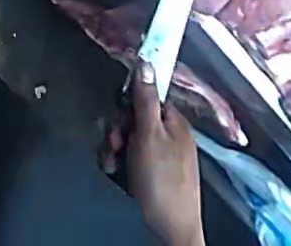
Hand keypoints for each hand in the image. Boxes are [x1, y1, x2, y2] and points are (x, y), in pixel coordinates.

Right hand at [129, 64, 205, 245]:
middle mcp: (173, 137)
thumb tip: (146, 62)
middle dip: (121, 131)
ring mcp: (167, 159)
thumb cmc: (162, 184)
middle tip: (115, 146)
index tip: (119, 120)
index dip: (129, 107)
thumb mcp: (149, 134)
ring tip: (115, 163)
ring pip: (135, 142)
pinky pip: (137, 161)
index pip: (148, 99)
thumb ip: (146, 98)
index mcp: (175, 122)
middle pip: (138, 121)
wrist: (172, 233)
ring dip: (119, 150)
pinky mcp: (159, 178)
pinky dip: (125, 165)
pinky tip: (119, 174)